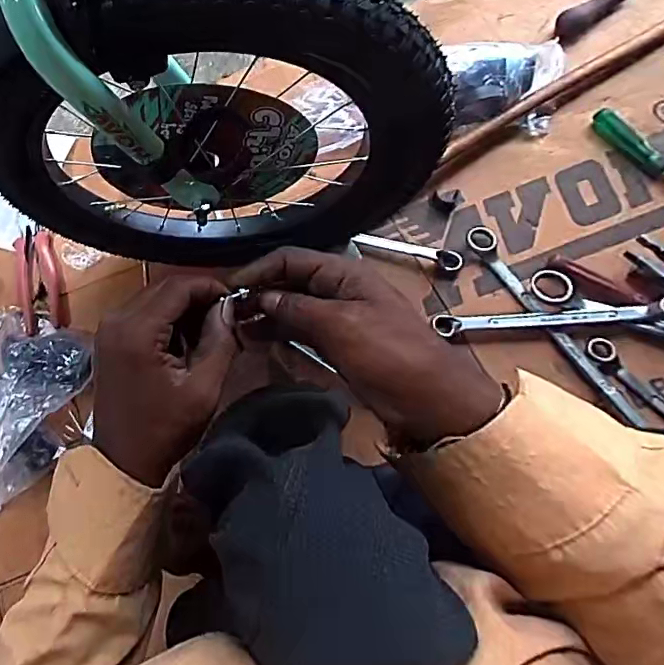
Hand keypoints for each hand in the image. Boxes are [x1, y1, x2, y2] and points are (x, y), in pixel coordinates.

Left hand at [92, 275, 238, 486]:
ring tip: (210, 328)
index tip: (236, 299)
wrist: (123, 460)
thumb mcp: (203, 389)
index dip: (210, 286)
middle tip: (227, 314)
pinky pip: (141, 311)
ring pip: (153, 296)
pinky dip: (165, 317)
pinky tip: (184, 338)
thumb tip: (228, 306)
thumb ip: (219, 341)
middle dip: (198, 295)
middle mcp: (116, 318)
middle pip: (163, 287)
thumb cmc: (164, 430)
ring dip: (182, 306)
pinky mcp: (108, 335)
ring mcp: (108, 325)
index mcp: (136, 329)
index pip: (178, 286)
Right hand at [228, 249, 501, 446]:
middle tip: (229, 310)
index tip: (231, 288)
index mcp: (344, 274)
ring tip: (236, 326)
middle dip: (258, 292)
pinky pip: (299, 330)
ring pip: (290, 306)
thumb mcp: (340, 326)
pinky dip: (277, 332)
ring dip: (264, 313)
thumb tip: (260, 298)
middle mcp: (337, 290)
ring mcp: (336, 317)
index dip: (258, 270)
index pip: (290, 259)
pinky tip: (257, 339)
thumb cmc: (392, 356)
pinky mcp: (336, 343)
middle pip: (288, 281)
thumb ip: (296, 308)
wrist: (435, 405)